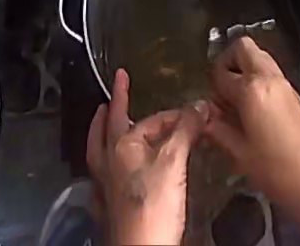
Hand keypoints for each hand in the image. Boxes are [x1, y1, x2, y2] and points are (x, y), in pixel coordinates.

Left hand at [88, 68, 205, 244]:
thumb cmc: (153, 207)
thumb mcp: (174, 161)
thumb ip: (185, 130)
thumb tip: (199, 106)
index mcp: (122, 146)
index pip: (151, 120)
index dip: (174, 115)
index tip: (193, 112)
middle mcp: (109, 163)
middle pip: (109, 127)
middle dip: (115, 105)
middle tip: (117, 87)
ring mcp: (106, 188)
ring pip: (100, 151)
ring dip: (103, 132)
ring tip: (103, 120)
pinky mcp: (109, 212)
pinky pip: (100, 182)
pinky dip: (103, 171)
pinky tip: (106, 175)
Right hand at [204, 37, 299, 211]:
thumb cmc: (280, 172)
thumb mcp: (240, 154)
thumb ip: (218, 129)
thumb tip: (205, 117)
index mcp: (252, 89)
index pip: (221, 73)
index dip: (211, 88)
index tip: (210, 105)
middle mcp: (269, 78)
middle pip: (242, 46)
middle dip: (226, 61)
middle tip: (221, 88)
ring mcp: (284, 83)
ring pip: (258, 55)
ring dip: (242, 68)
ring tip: (236, 100)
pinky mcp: (293, 93)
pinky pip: (269, 71)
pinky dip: (256, 79)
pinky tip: (252, 109)